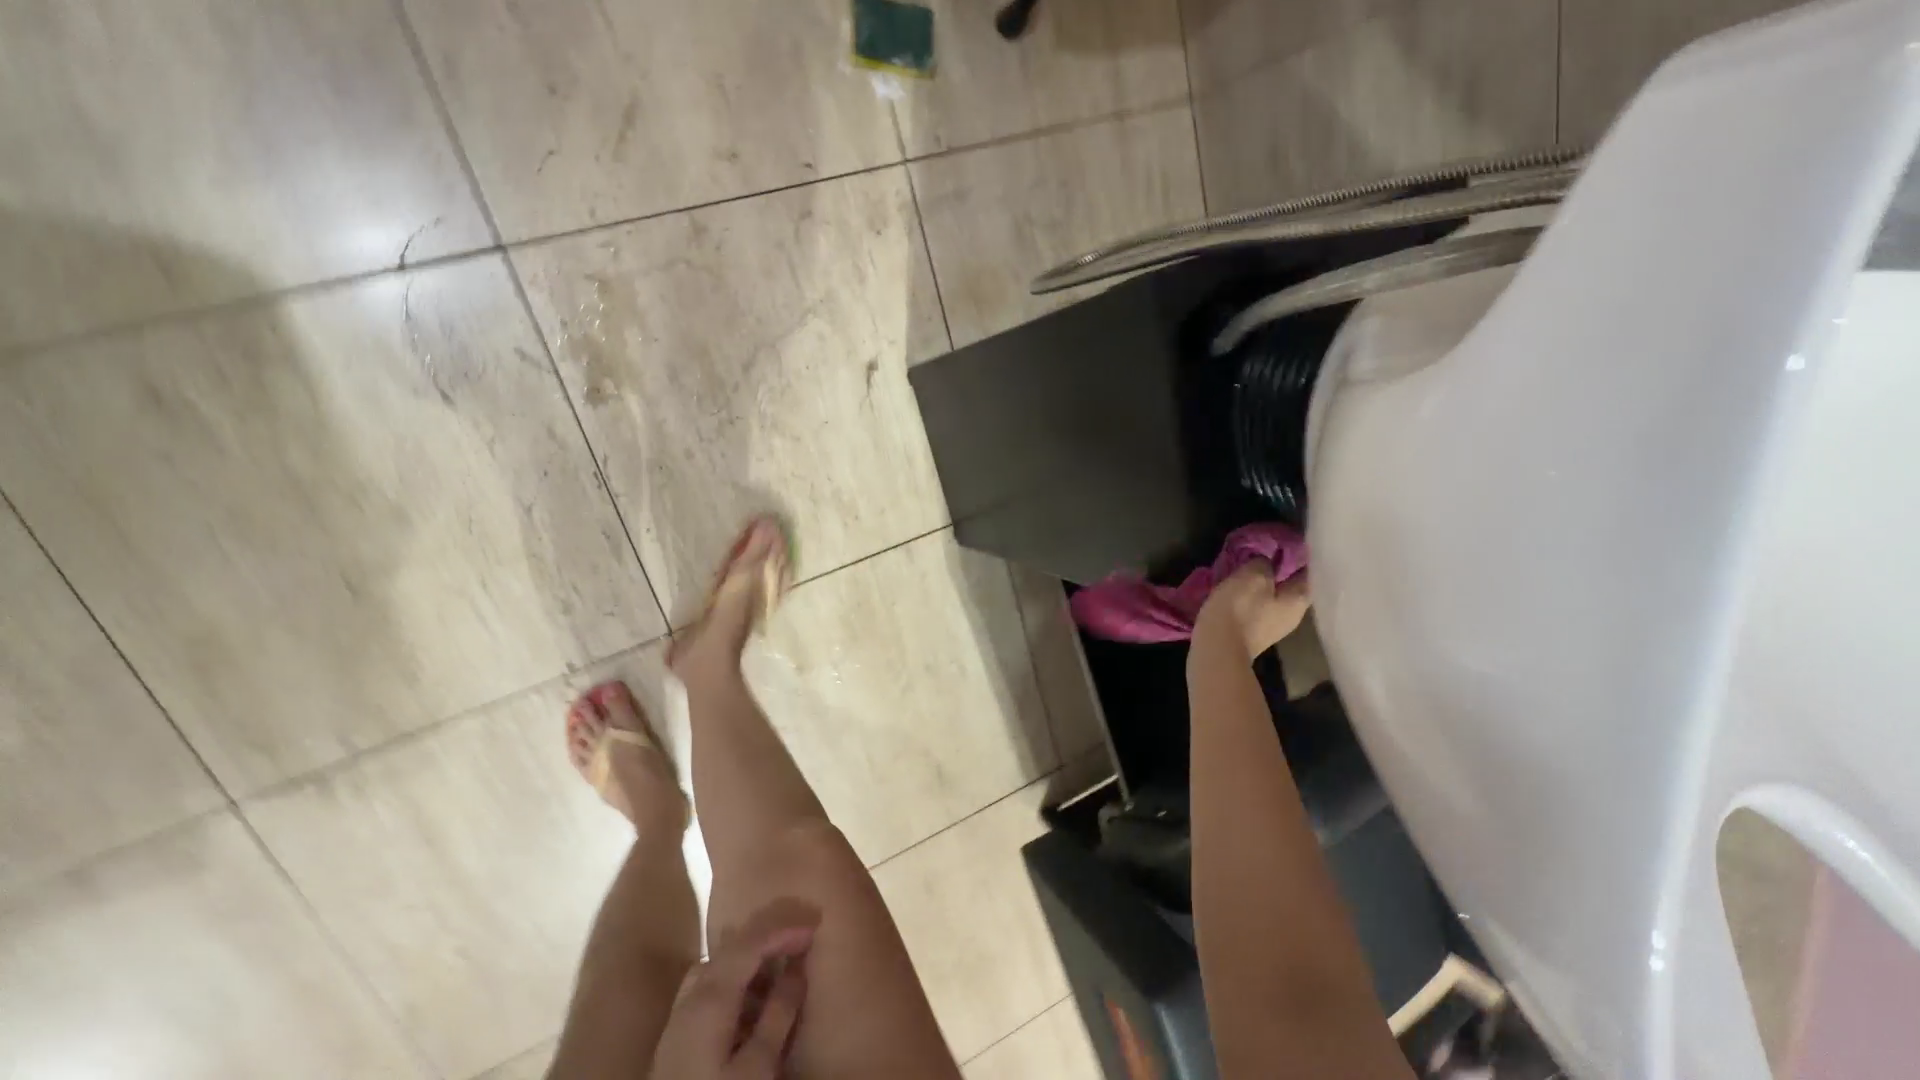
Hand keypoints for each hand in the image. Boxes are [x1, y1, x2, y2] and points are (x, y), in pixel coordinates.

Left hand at [650, 920, 814, 1079]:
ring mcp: (680, 1016)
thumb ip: (778, 1014)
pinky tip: (756, 1002)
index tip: (815, 924)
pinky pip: (710, 991)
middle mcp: (690, 997)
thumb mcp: (759, 1067)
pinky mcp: (679, 1036)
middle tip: (803, 939)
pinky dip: (737, 984)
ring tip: (785, 970)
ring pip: (718, 970)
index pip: (749, 943)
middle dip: (768, 938)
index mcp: (710, 998)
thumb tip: (797, 968)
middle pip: (730, 949)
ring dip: (752, 963)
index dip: (783, 929)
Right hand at [1193, 560, 1309, 661]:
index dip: (1295, 553)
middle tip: (1259, 551)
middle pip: (1288, 584)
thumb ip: (1264, 562)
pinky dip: (1248, 596)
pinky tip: (1234, 589)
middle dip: (1275, 568)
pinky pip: (1255, 607)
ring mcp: (1272, 627)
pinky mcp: (1252, 634)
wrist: (1217, 651)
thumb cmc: (1240, 610)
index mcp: (1299, 600)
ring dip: (1259, 582)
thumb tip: (1265, 561)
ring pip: (1270, 596)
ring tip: (1243, 567)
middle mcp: (1292, 615)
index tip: (1280, 540)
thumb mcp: (1253, 575)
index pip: (1306, 569)